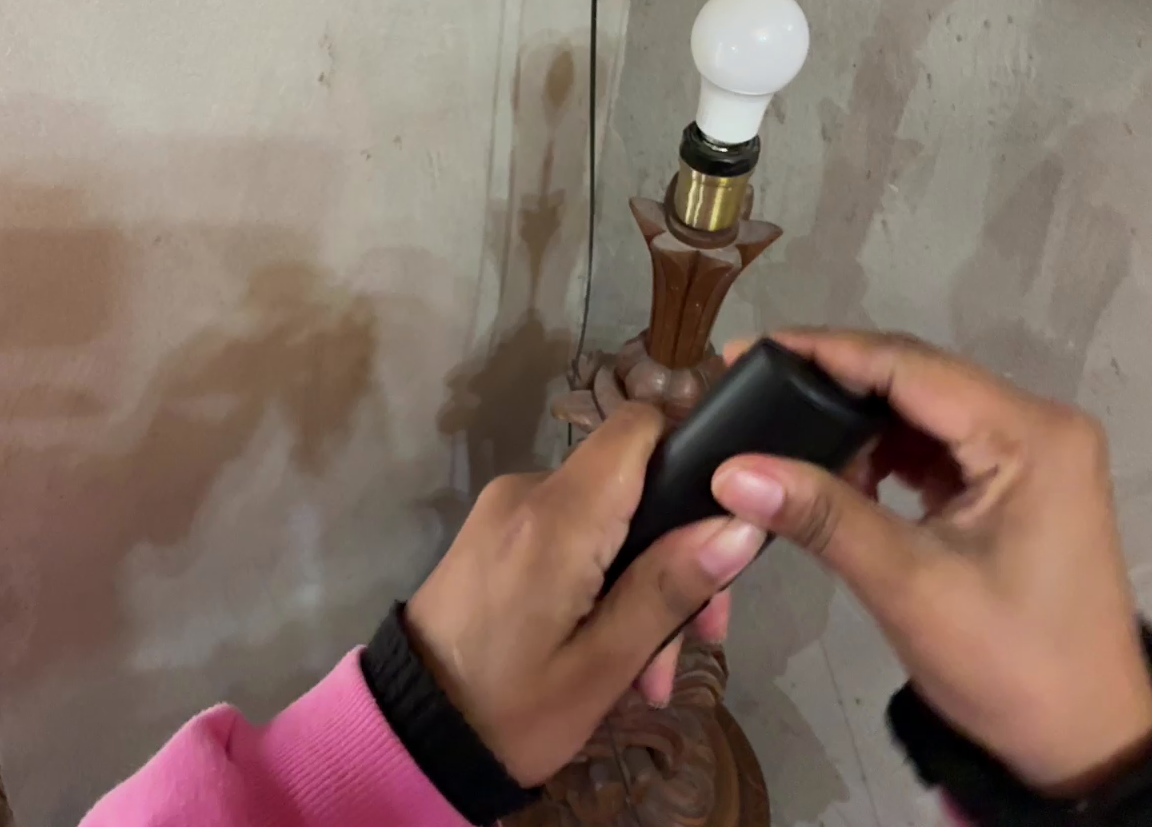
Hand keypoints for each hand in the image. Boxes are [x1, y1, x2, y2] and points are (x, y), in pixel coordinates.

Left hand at [406, 404, 763, 784]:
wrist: (412, 724)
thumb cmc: (510, 707)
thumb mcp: (603, 664)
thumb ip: (669, 587)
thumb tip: (738, 526)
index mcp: (556, 514)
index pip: (635, 427)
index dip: (686, 452)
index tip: (718, 521)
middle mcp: (528, 489)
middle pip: (628, 482)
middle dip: (672, 550)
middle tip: (697, 637)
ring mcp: (505, 505)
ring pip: (602, 513)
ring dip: (636, 577)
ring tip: (646, 670)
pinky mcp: (494, 526)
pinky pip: (565, 529)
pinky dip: (596, 573)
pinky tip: (603, 644)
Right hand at [710, 330, 1151, 795]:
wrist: (1081, 746)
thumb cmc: (1011, 663)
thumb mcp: (907, 583)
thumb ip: (819, 514)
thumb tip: (729, 469)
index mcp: (1029, 436)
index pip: (905, 365)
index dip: (819, 351)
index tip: (742, 352)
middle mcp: (1031, 425)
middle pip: (908, 374)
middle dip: (825, 376)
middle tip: (746, 381)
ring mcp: (1019, 451)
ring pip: (909, 403)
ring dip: (844, 415)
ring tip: (776, 426)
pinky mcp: (1000, 478)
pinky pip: (919, 437)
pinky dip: (868, 446)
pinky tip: (829, 467)